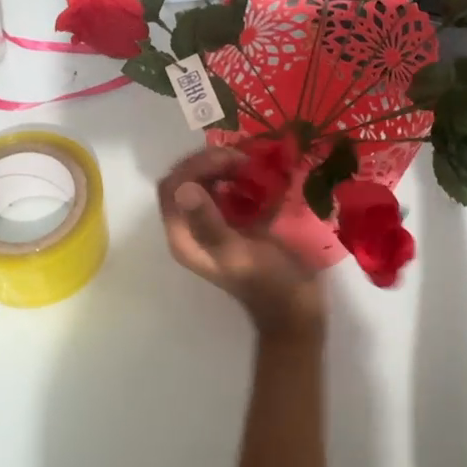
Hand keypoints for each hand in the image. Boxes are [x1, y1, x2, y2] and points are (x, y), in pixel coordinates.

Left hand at [158, 147, 326, 340]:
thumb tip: (185, 189)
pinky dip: (233, 176)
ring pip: (201, 182)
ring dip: (220, 166)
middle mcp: (189, 229)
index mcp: (184, 237)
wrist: (295, 308)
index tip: (229, 158)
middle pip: (183, 180)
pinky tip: (254, 173)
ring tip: (248, 163)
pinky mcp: (228, 222)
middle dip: (207, 162)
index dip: (194, 166)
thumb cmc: (268, 281)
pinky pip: (221, 189)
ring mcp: (208, 224)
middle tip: (242, 157)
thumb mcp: (238, 251)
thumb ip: (209, 221)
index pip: (172, 187)